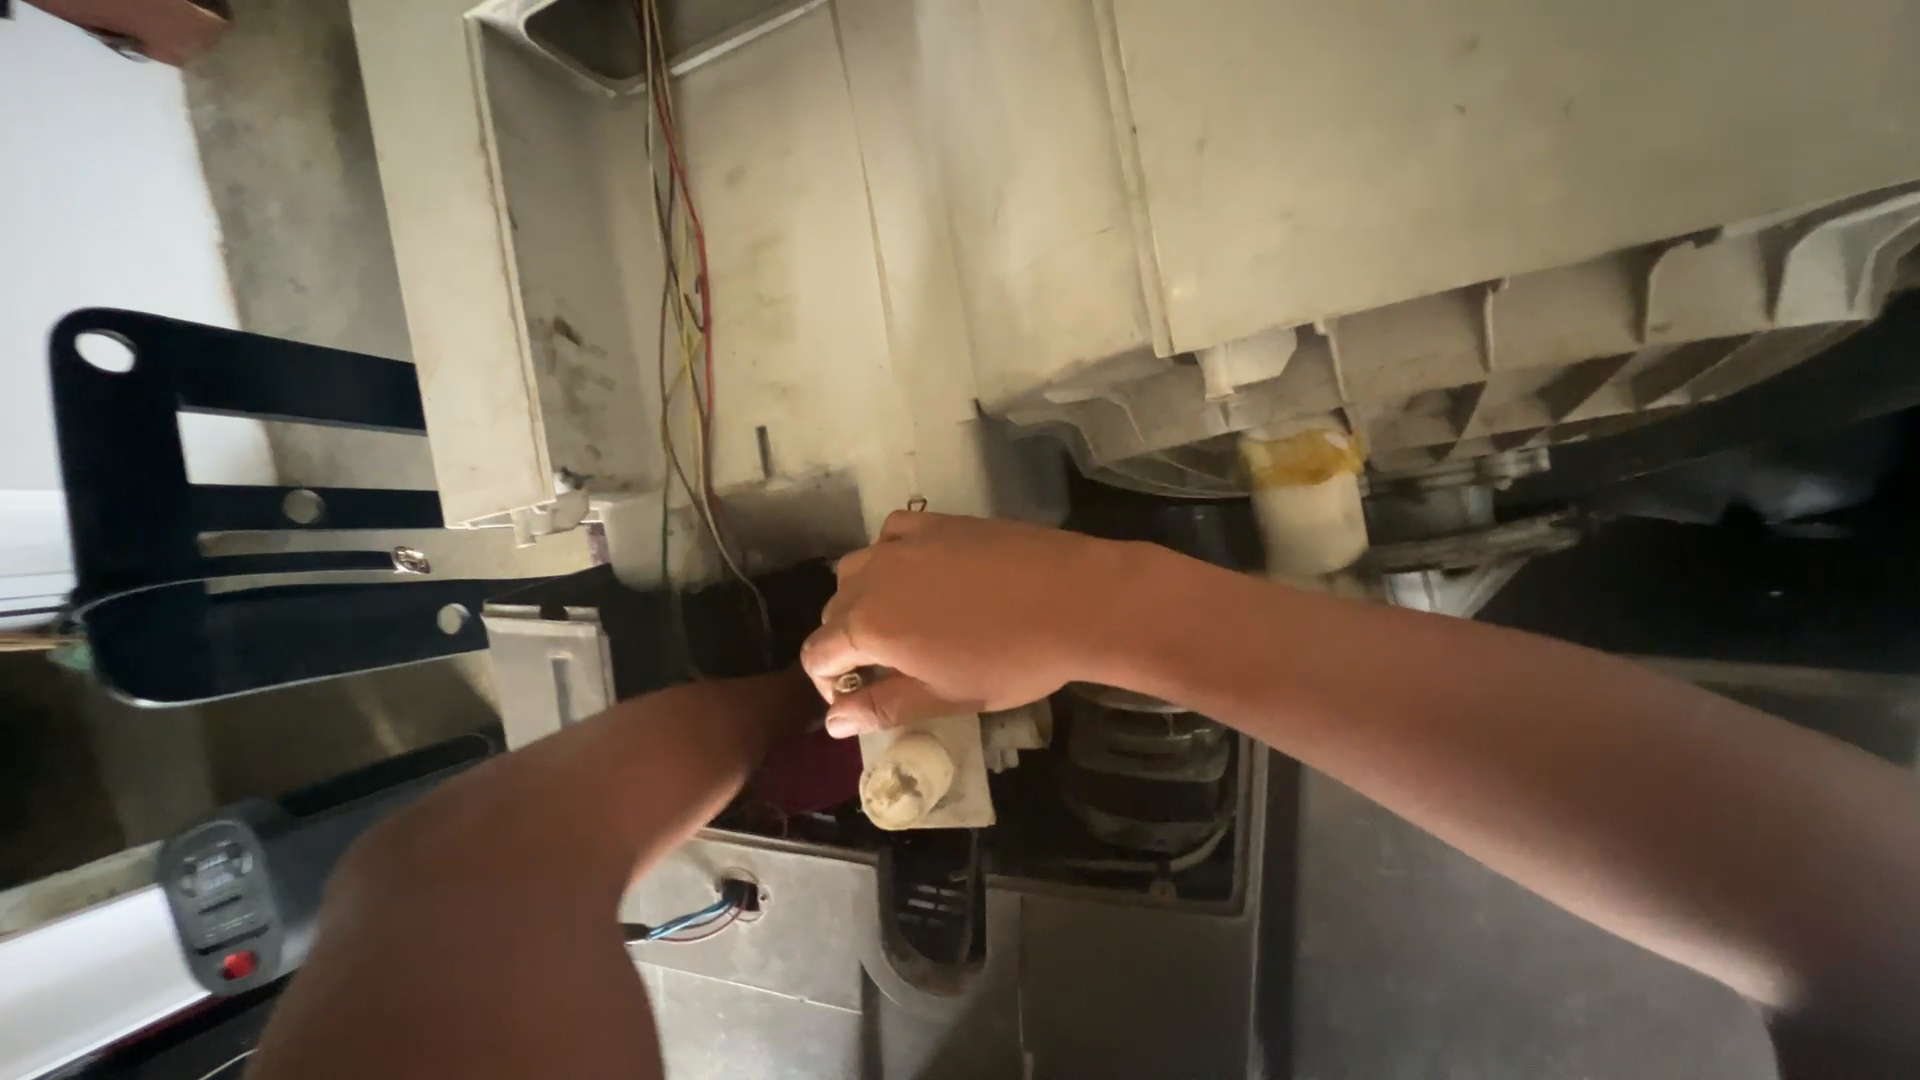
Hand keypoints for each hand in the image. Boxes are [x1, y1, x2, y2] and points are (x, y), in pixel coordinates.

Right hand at [801, 512, 1140, 736]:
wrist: (1074, 599)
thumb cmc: (1010, 660)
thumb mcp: (944, 696)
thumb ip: (882, 706)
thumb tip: (833, 722)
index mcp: (868, 625)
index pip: (816, 654)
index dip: (828, 684)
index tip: (860, 698)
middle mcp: (873, 575)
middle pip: (833, 611)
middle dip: (846, 644)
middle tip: (888, 668)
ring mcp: (905, 542)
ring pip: (857, 570)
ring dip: (863, 599)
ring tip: (902, 622)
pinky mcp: (936, 522)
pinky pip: (891, 535)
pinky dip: (889, 556)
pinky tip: (916, 573)